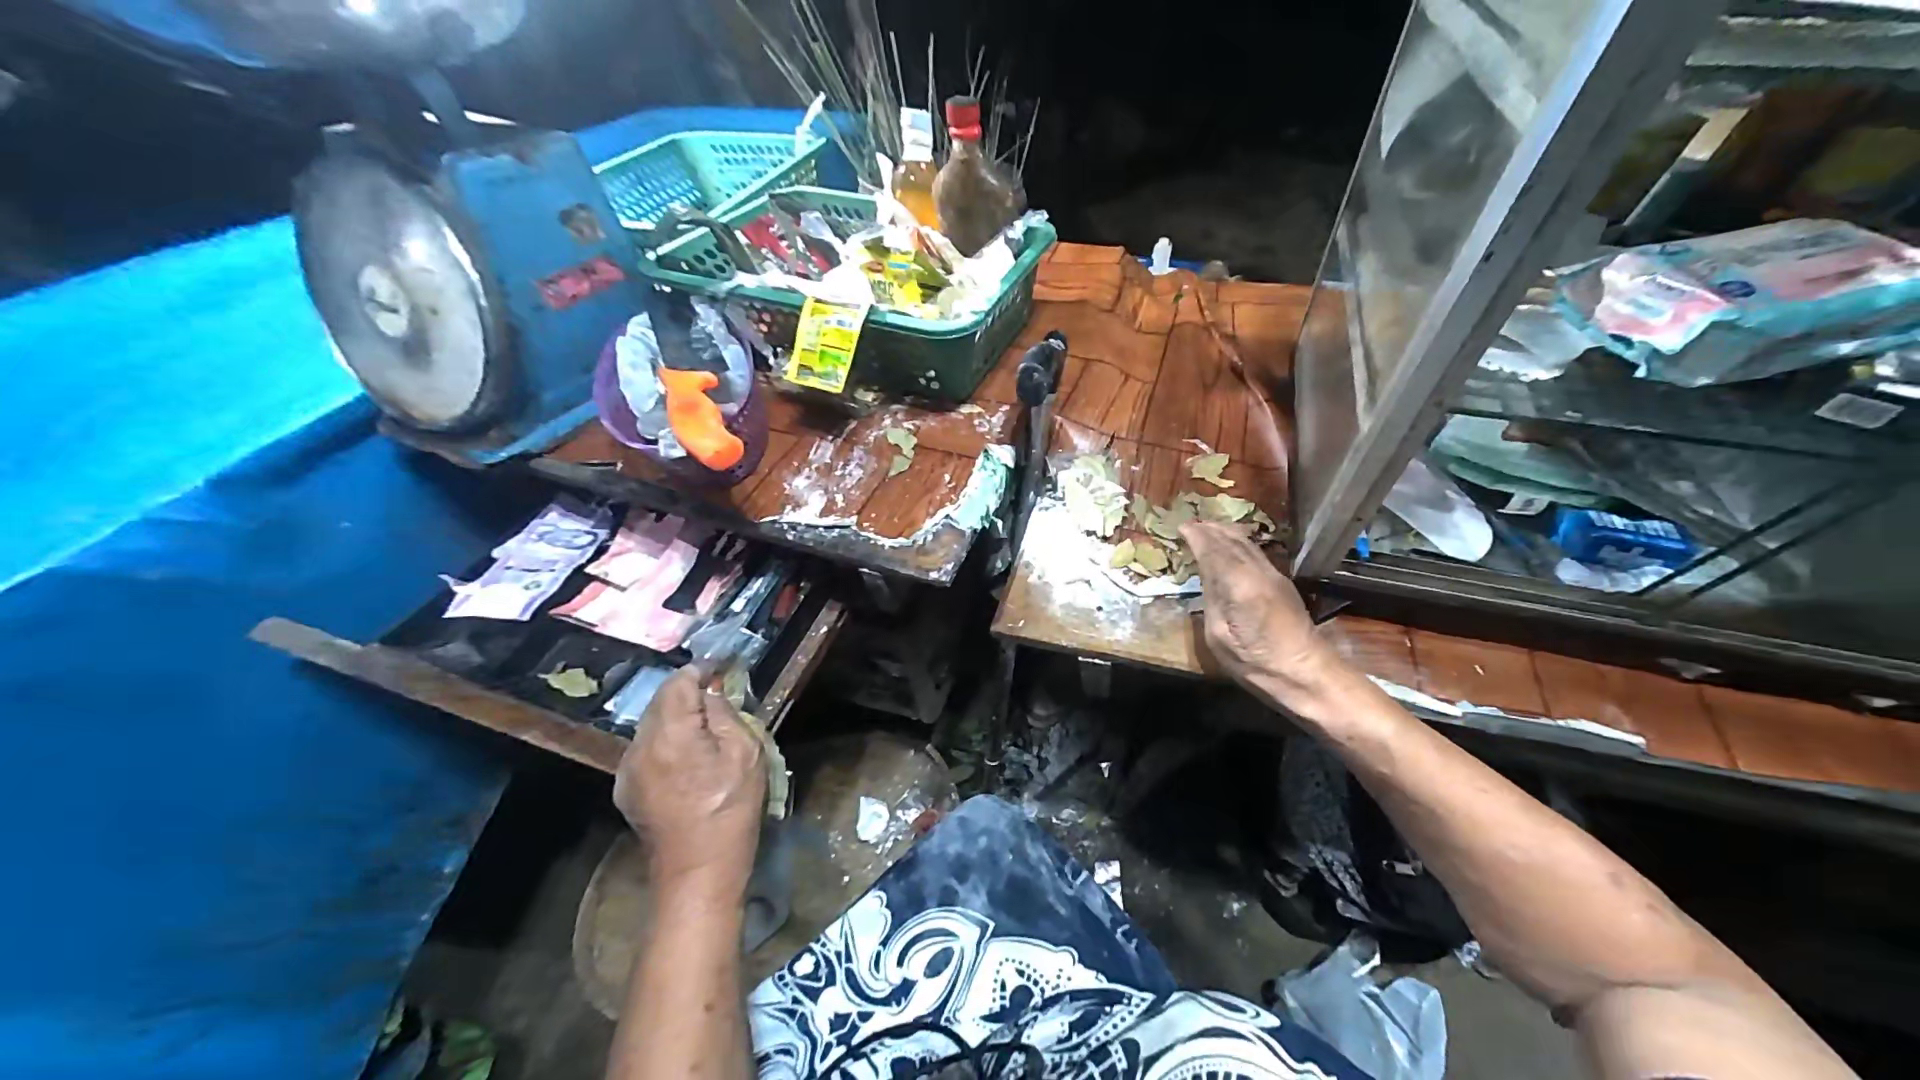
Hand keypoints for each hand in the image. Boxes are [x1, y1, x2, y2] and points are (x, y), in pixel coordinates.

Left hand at [613, 667, 766, 899]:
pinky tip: (687, 757)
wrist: (697, 871)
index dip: (701, 671)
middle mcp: (640, 746)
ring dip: (675, 717)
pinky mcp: (626, 788)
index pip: (679, 682)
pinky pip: (646, 748)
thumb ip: (725, 715)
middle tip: (717, 696)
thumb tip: (711, 693)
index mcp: (671, 734)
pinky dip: (666, 741)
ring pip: (651, 724)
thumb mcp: (746, 755)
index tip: (721, 670)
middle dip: (687, 693)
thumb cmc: (730, 810)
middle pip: (660, 701)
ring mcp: (627, 769)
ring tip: (704, 728)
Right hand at [1181, 522, 1349, 711]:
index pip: (1215, 551)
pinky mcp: (1282, 583)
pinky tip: (1231, 545)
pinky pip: (1255, 553)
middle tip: (1191, 523)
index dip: (1197, 537)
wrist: (1303, 673)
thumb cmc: (1254, 662)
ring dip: (1225, 533)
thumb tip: (1206, 575)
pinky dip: (1238, 543)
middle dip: (1210, 530)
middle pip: (1232, 541)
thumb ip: (1211, 599)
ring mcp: (1274, 575)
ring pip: (1247, 544)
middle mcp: (1259, 572)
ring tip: (1207, 527)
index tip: (1182, 528)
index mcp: (1240, 585)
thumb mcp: (1218, 634)